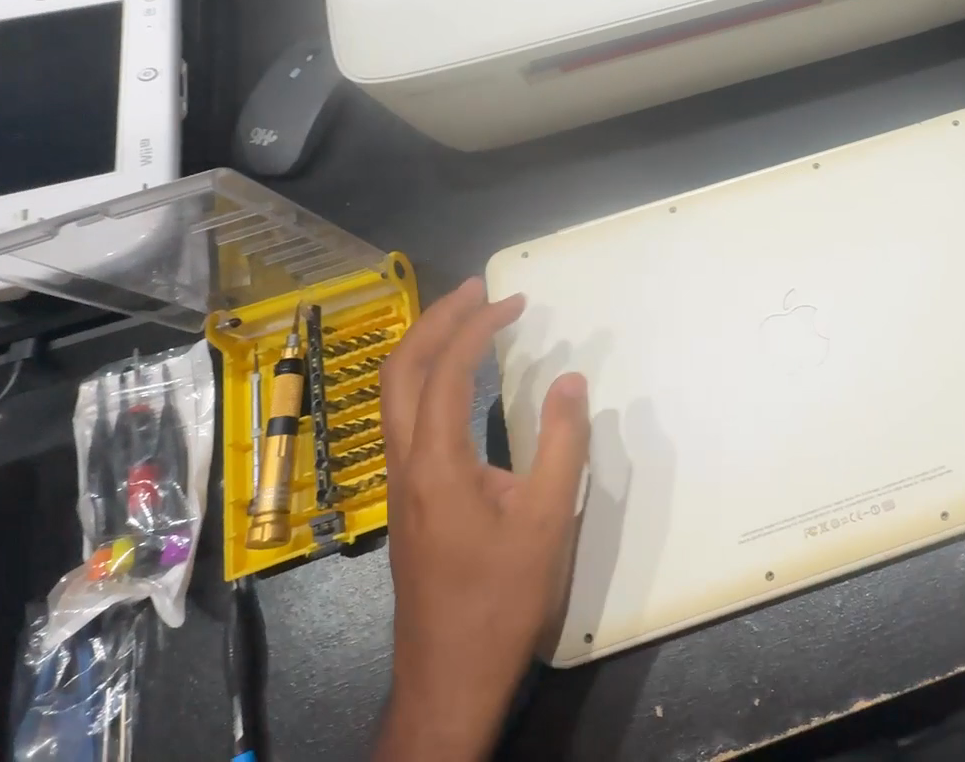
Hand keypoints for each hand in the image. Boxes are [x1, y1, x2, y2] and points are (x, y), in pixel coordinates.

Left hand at [374, 279, 589, 760]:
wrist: (449, 673)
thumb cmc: (501, 596)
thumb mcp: (546, 519)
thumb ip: (560, 443)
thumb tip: (572, 380)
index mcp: (436, 463)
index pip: (446, 372)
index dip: (478, 328)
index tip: (515, 302)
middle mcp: (404, 464)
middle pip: (400, 372)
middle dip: (435, 321)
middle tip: (476, 291)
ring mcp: (398, 484)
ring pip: (393, 396)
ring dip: (425, 348)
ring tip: (464, 321)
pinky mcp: (406, 500)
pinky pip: (404, 420)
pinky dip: (427, 381)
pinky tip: (456, 386)